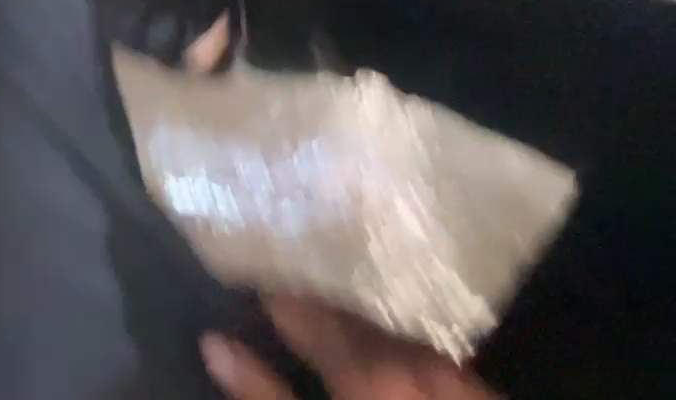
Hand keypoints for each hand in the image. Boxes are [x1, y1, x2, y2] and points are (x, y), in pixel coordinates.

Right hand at [202, 296, 498, 398]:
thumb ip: (263, 393)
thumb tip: (214, 342)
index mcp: (366, 363)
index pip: (296, 305)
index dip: (261, 302)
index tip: (233, 303)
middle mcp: (410, 357)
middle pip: (341, 316)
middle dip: (304, 317)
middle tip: (268, 326)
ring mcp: (457, 379)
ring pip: (383, 339)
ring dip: (346, 338)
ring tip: (316, 352)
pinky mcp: (479, 396)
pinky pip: (419, 363)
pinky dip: (386, 361)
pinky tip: (373, 380)